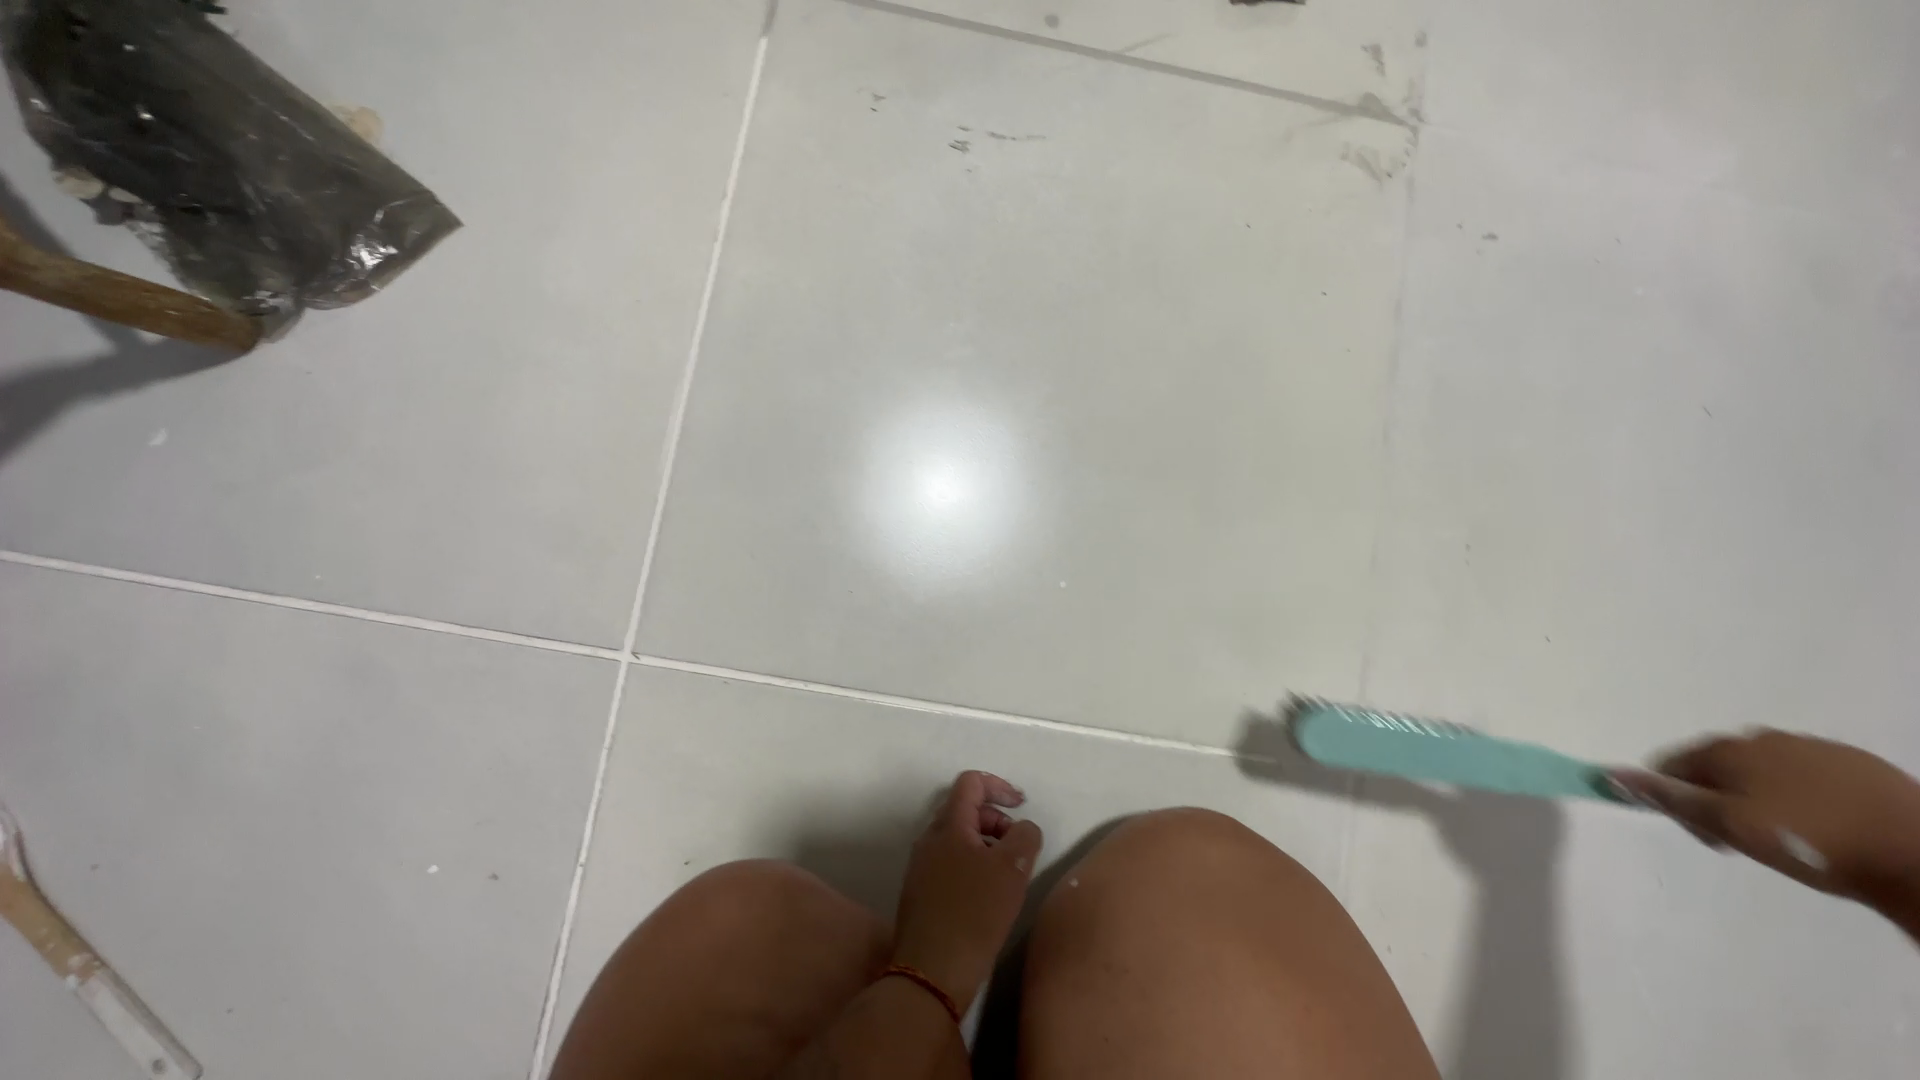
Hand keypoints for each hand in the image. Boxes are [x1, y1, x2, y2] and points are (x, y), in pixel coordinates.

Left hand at [889, 771, 1041, 1015]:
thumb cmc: (974, 913)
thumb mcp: (1012, 870)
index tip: (1021, 805)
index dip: (999, 786)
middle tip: (1018, 848)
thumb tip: (1022, 829)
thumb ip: (1024, 836)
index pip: (970, 783)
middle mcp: (929, 839)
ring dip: (986, 845)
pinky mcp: (921, 893)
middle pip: (964, 810)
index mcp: (948, 825)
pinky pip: (950, 863)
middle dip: (996, 820)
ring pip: (957, 839)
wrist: (931, 971)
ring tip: (1007, 875)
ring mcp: (921, 867)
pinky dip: (973, 866)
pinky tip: (988, 896)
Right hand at [1611, 730, 1919, 912]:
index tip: (1702, 833)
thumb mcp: (1729, 826)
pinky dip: (1800, 795)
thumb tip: (1610, 772)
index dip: (1674, 798)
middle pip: (1716, 765)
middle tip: (1740, 839)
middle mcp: (1763, 737)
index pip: (1672, 765)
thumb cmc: (1809, 842)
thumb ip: (1670, 798)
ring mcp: (1814, 747)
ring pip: (1762, 769)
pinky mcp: (1857, 764)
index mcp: (1728, 749)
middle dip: (1715, 797)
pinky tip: (1821, 824)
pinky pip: (1807, 775)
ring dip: (1757, 795)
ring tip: (1783, 834)